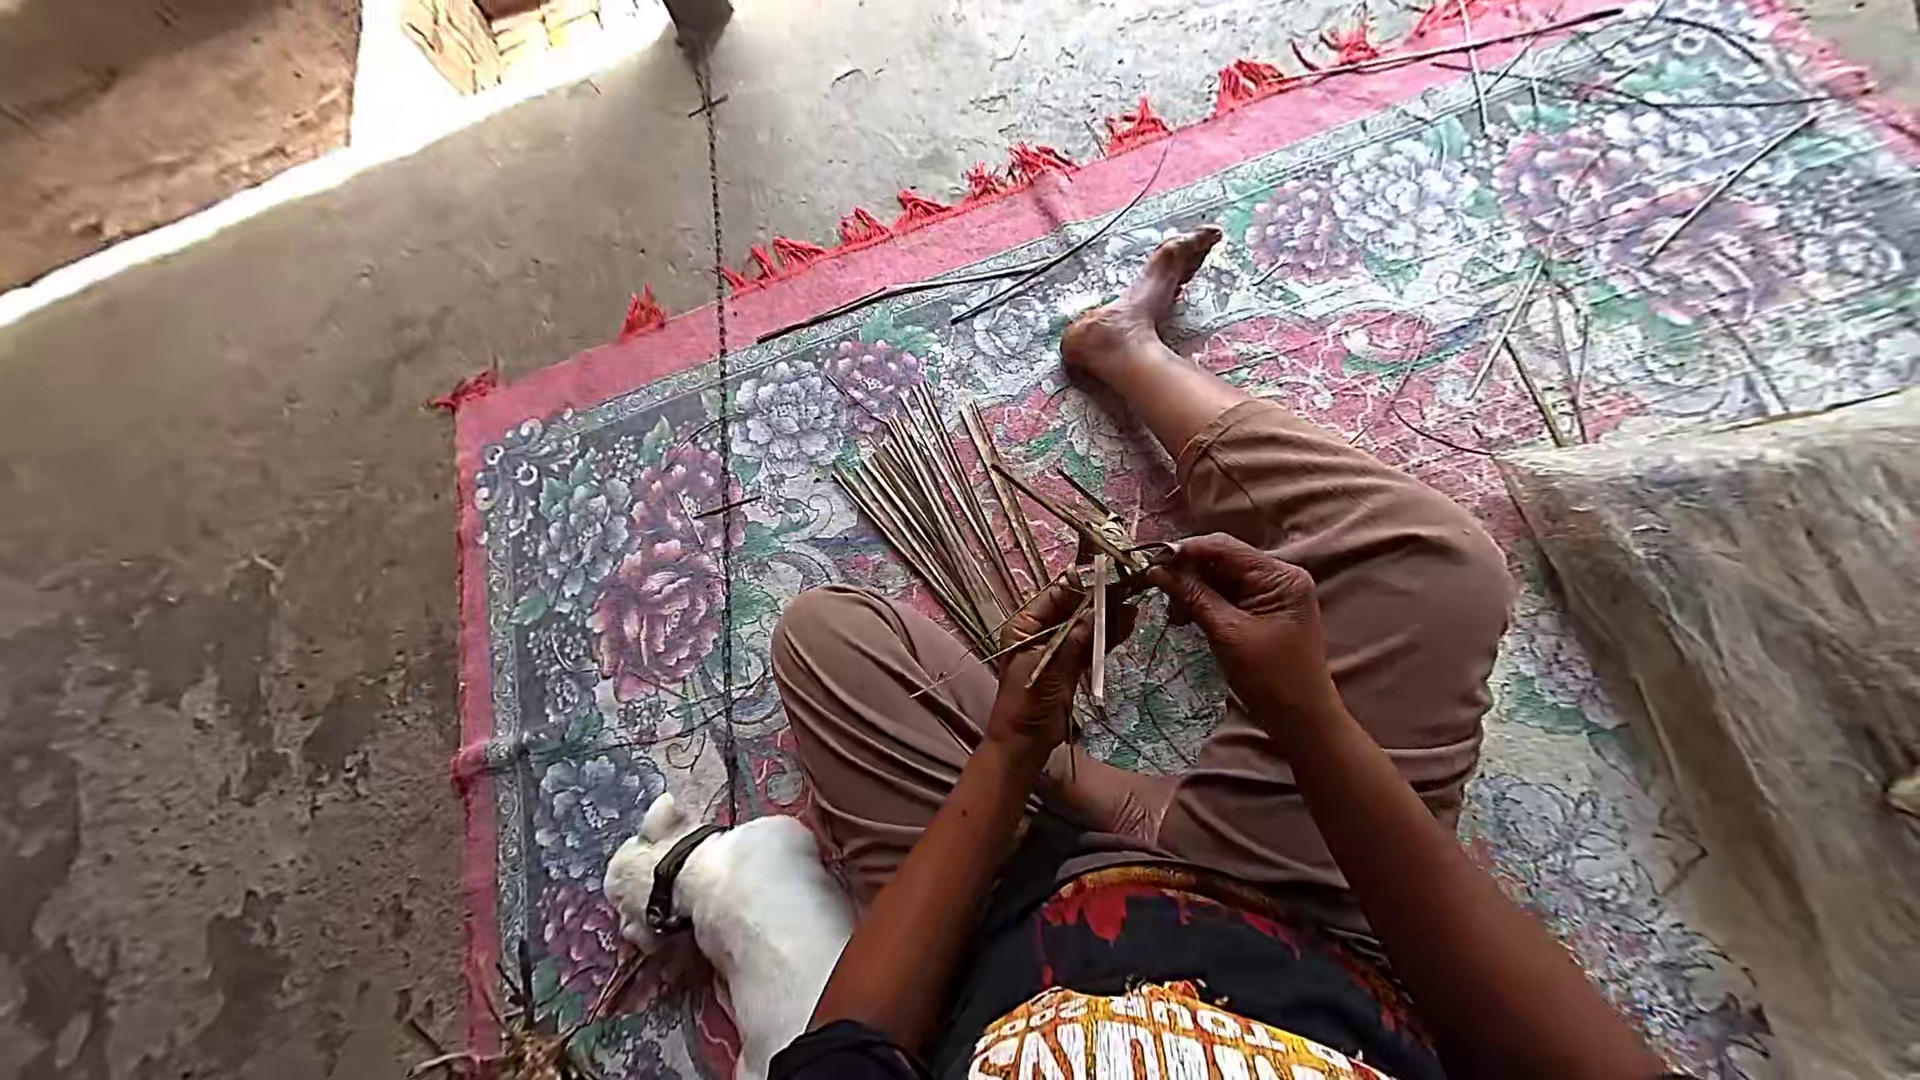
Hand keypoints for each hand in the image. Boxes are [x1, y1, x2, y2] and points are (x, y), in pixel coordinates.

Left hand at [986, 575, 1135, 763]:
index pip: (1054, 597)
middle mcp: (1039, 632)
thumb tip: (1098, 610)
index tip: (1107, 577)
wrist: (1025, 742)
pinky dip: (1107, 637)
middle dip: (1099, 601)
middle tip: (1128, 590)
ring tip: (1133, 607)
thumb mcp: (1051, 667)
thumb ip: (1074, 639)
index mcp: (1024, 626)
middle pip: (1073, 609)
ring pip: (1085, 626)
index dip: (1080, 586)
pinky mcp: (1071, 664)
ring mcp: (1057, 648)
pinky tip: (1127, 626)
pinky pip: (1091, 644)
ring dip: (1107, 618)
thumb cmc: (1026, 703)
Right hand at [1146, 533, 1338, 732]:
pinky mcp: (1258, 609)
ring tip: (1174, 615)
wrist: (1301, 720)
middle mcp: (1276, 576)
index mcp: (1279, 576)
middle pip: (1219, 560)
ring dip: (1190, 590)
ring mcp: (1268, 592)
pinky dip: (1200, 603)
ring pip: (1216, 577)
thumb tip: (1157, 570)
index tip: (1150, 562)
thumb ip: (1193, 596)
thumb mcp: (1227, 633)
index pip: (1224, 547)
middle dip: (1186, 574)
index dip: (1185, 551)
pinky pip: (1222, 594)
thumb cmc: (1270, 677)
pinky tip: (1185, 618)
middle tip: (1158, 592)